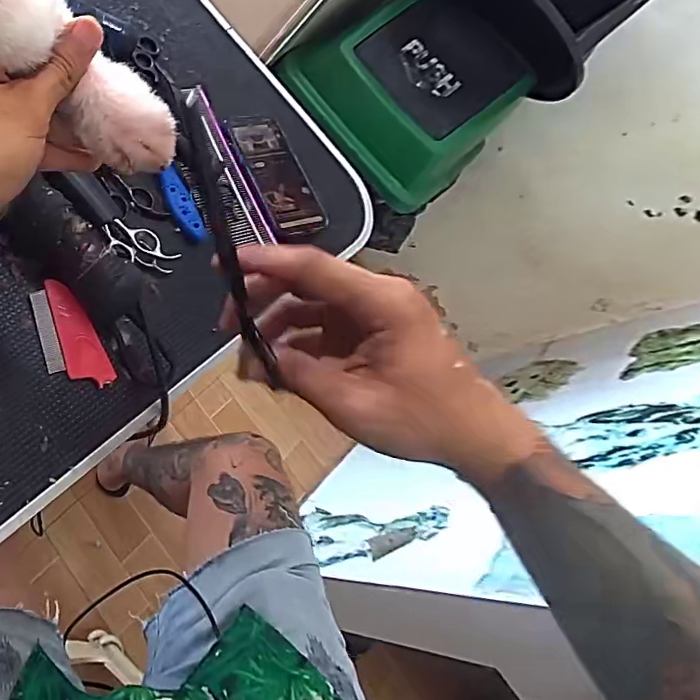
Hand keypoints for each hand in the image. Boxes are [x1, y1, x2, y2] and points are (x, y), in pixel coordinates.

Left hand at [0, 18, 102, 243]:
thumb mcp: (31, 106)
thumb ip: (64, 69)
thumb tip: (86, 30)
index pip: (21, 30)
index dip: (59, 39)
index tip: (89, 49)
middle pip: (28, 71)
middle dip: (67, 87)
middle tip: (98, 91)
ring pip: (28, 107)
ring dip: (64, 122)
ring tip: (99, 128)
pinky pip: (23, 135)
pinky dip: (50, 143)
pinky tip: (82, 155)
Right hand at [226, 244, 548, 482]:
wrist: (473, 436)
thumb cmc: (424, 420)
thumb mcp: (352, 403)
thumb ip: (299, 374)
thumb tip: (258, 358)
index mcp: (382, 301)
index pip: (313, 268)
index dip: (266, 263)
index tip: (227, 264)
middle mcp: (378, 296)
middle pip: (308, 281)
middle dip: (263, 298)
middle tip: (227, 323)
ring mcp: (375, 314)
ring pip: (312, 304)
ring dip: (277, 323)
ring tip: (248, 356)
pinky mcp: (372, 332)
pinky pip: (324, 326)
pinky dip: (298, 341)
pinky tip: (276, 363)